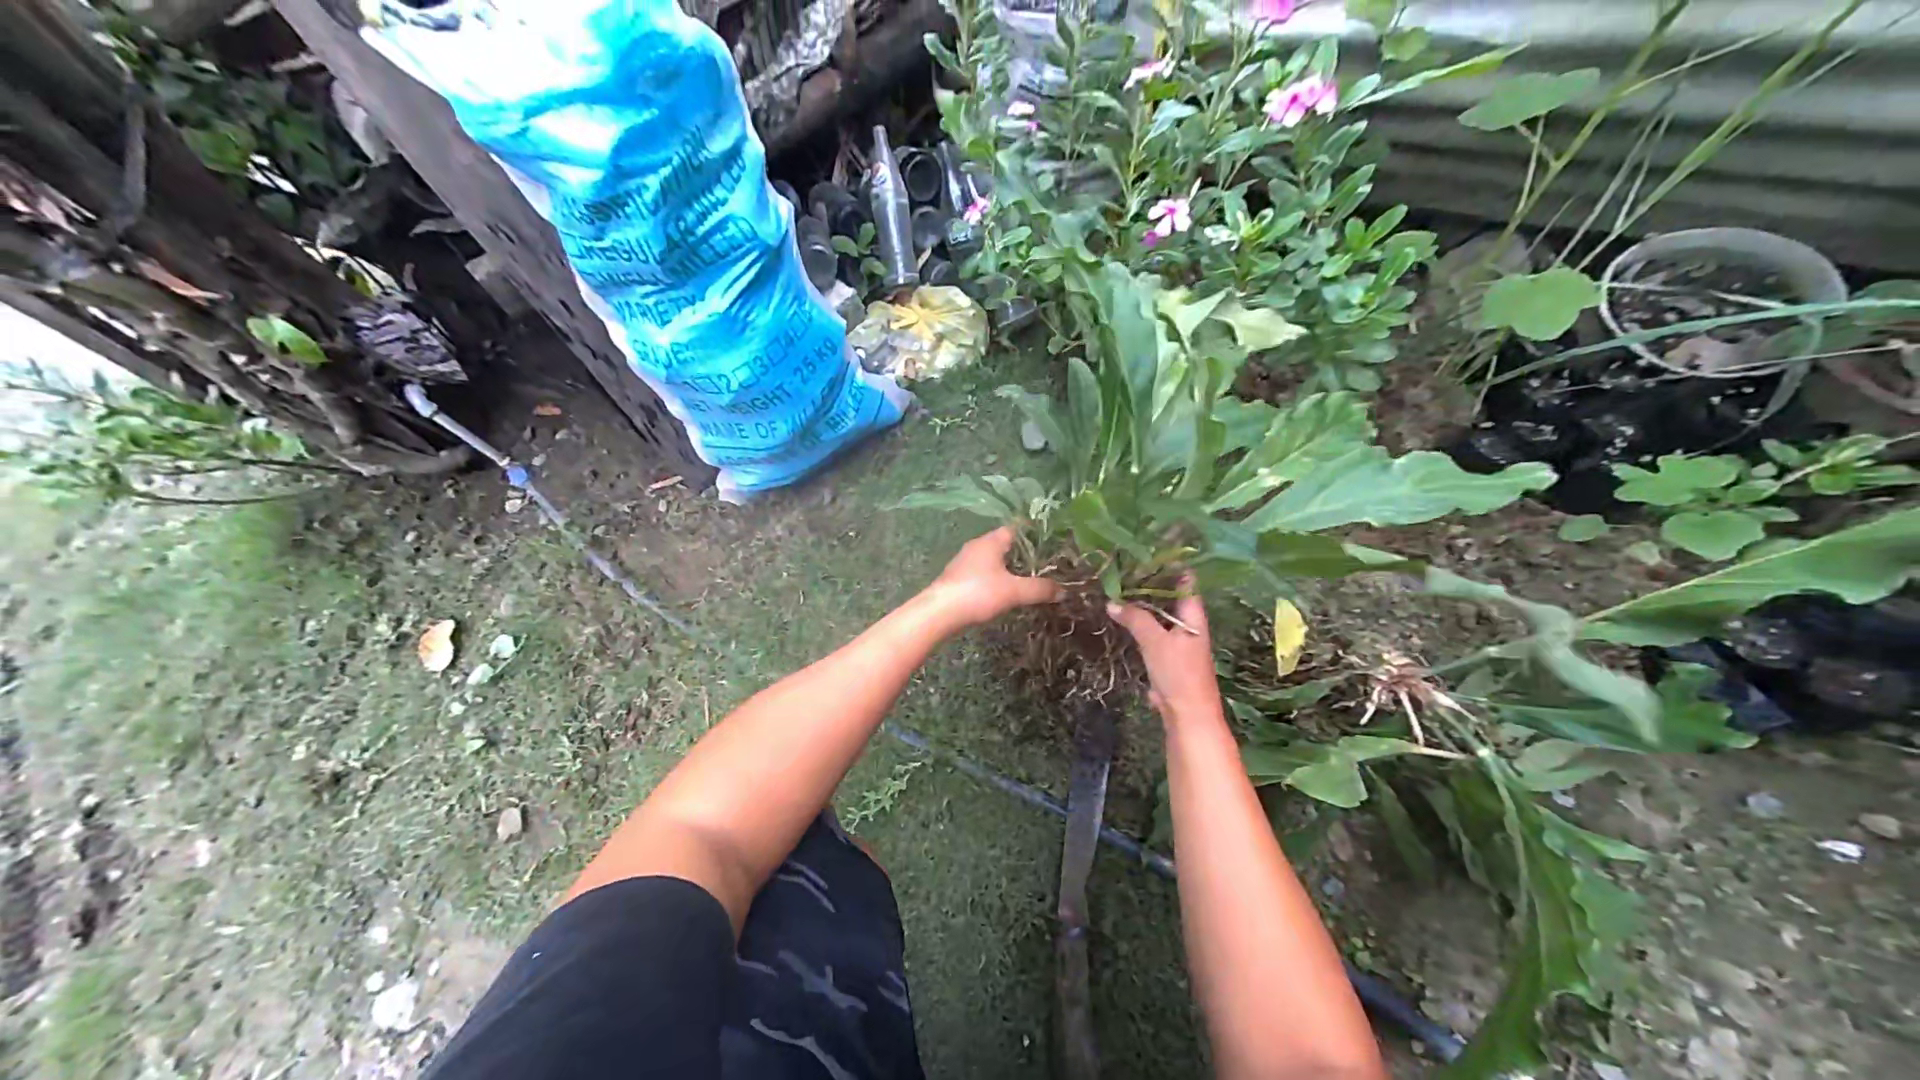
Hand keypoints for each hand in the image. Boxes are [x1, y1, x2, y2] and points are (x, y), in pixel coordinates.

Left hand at [920, 526, 1061, 630]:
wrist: (939, 613)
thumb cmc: (978, 593)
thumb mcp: (1014, 591)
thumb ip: (1039, 589)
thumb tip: (1062, 591)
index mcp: (990, 542)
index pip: (1014, 529)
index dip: (1031, 533)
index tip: (1048, 540)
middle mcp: (975, 547)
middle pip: (1002, 544)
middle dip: (1021, 553)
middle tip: (1042, 563)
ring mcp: (963, 563)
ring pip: (990, 560)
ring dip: (1006, 567)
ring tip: (1026, 579)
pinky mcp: (957, 579)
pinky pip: (981, 573)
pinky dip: (994, 579)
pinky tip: (1002, 592)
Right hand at [1107, 576, 1222, 725]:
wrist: (1189, 714)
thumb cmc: (1178, 673)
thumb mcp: (1155, 640)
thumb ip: (1135, 618)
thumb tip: (1112, 602)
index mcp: (1193, 615)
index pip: (1185, 580)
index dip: (1169, 564)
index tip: (1145, 552)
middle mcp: (1189, 624)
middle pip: (1170, 596)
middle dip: (1148, 584)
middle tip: (1122, 570)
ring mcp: (1179, 641)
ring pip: (1159, 615)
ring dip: (1142, 605)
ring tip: (1117, 590)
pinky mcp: (1169, 658)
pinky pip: (1153, 633)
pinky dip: (1140, 624)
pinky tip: (1122, 620)